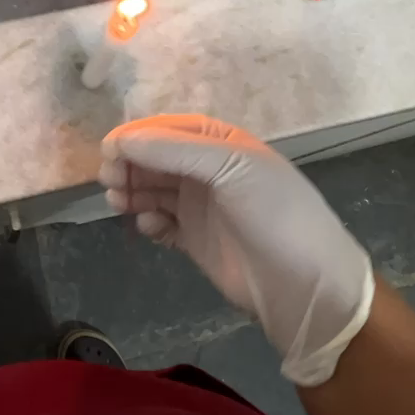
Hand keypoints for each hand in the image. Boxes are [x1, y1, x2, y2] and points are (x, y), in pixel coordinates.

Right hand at [100, 114, 373, 385]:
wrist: (305, 285)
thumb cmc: (272, 212)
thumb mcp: (228, 167)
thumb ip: (173, 151)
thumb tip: (121, 141)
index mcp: (220, 143)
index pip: (168, 129)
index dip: (137, 136)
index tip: (108, 149)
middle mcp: (208, 169)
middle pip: (156, 158)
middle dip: (130, 164)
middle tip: (109, 179)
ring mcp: (202, 205)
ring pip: (154, 189)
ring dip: (133, 191)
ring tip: (118, 202)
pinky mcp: (196, 239)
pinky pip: (161, 222)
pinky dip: (149, 220)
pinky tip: (148, 225)